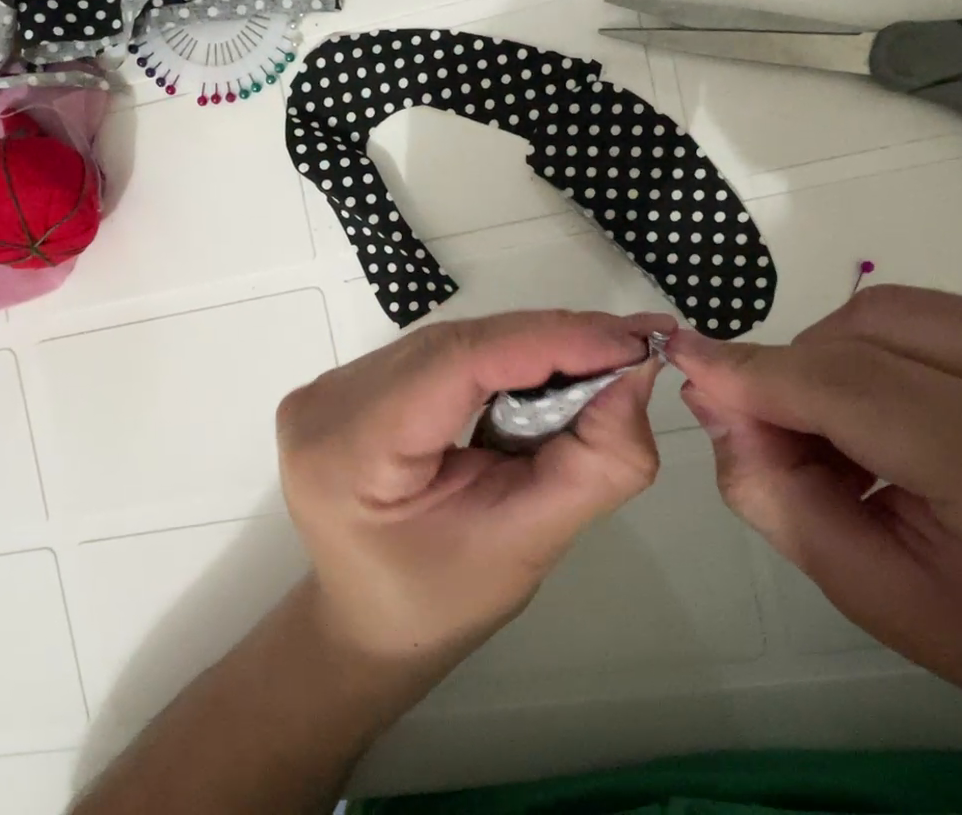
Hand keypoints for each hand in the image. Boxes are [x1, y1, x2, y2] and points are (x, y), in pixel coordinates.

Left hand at [278, 310, 671, 668]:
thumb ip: (594, 465)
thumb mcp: (527, 545)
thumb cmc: (441, 601)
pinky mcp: (346, 387)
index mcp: (348, 454)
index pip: (457, 363)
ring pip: (449, 342)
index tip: (633, 340)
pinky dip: (497, 357)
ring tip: (598, 359)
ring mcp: (328, 390)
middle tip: (630, 347)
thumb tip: (636, 375)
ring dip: (527, 345)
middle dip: (549, 340)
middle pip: (454, 345)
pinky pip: (435, 355)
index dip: (550, 340)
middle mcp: (325, 405)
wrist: (369, 620)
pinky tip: (542, 369)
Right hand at [670, 287, 961, 755]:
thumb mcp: (883, 601)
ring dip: (840, 360)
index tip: (684, 361)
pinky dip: (890, 359)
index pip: (867, 393)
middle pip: (880, 328)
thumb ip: (781, 498)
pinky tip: (902, 421)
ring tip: (846, 436)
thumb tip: (714, 401)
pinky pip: (946, 321)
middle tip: (777, 436)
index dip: (761, 372)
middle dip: (798, 369)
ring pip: (905, 311)